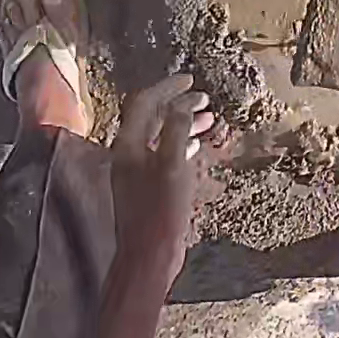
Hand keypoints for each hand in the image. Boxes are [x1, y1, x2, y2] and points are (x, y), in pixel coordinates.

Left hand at [111, 73, 218, 280]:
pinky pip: (165, 154)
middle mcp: (129, 154)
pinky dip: (183, 144)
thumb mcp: (173, 166)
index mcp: (129, 145)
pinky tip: (199, 145)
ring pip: (161, 136)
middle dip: (178, 104)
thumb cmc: (160, 211)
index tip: (191, 80)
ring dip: (183, 123)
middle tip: (204, 98)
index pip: (145, 103)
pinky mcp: (147, 186)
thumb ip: (177, 130)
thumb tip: (183, 103)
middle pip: (152, 117)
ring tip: (209, 119)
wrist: (148, 257)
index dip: (167, 87)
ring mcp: (137, 171)